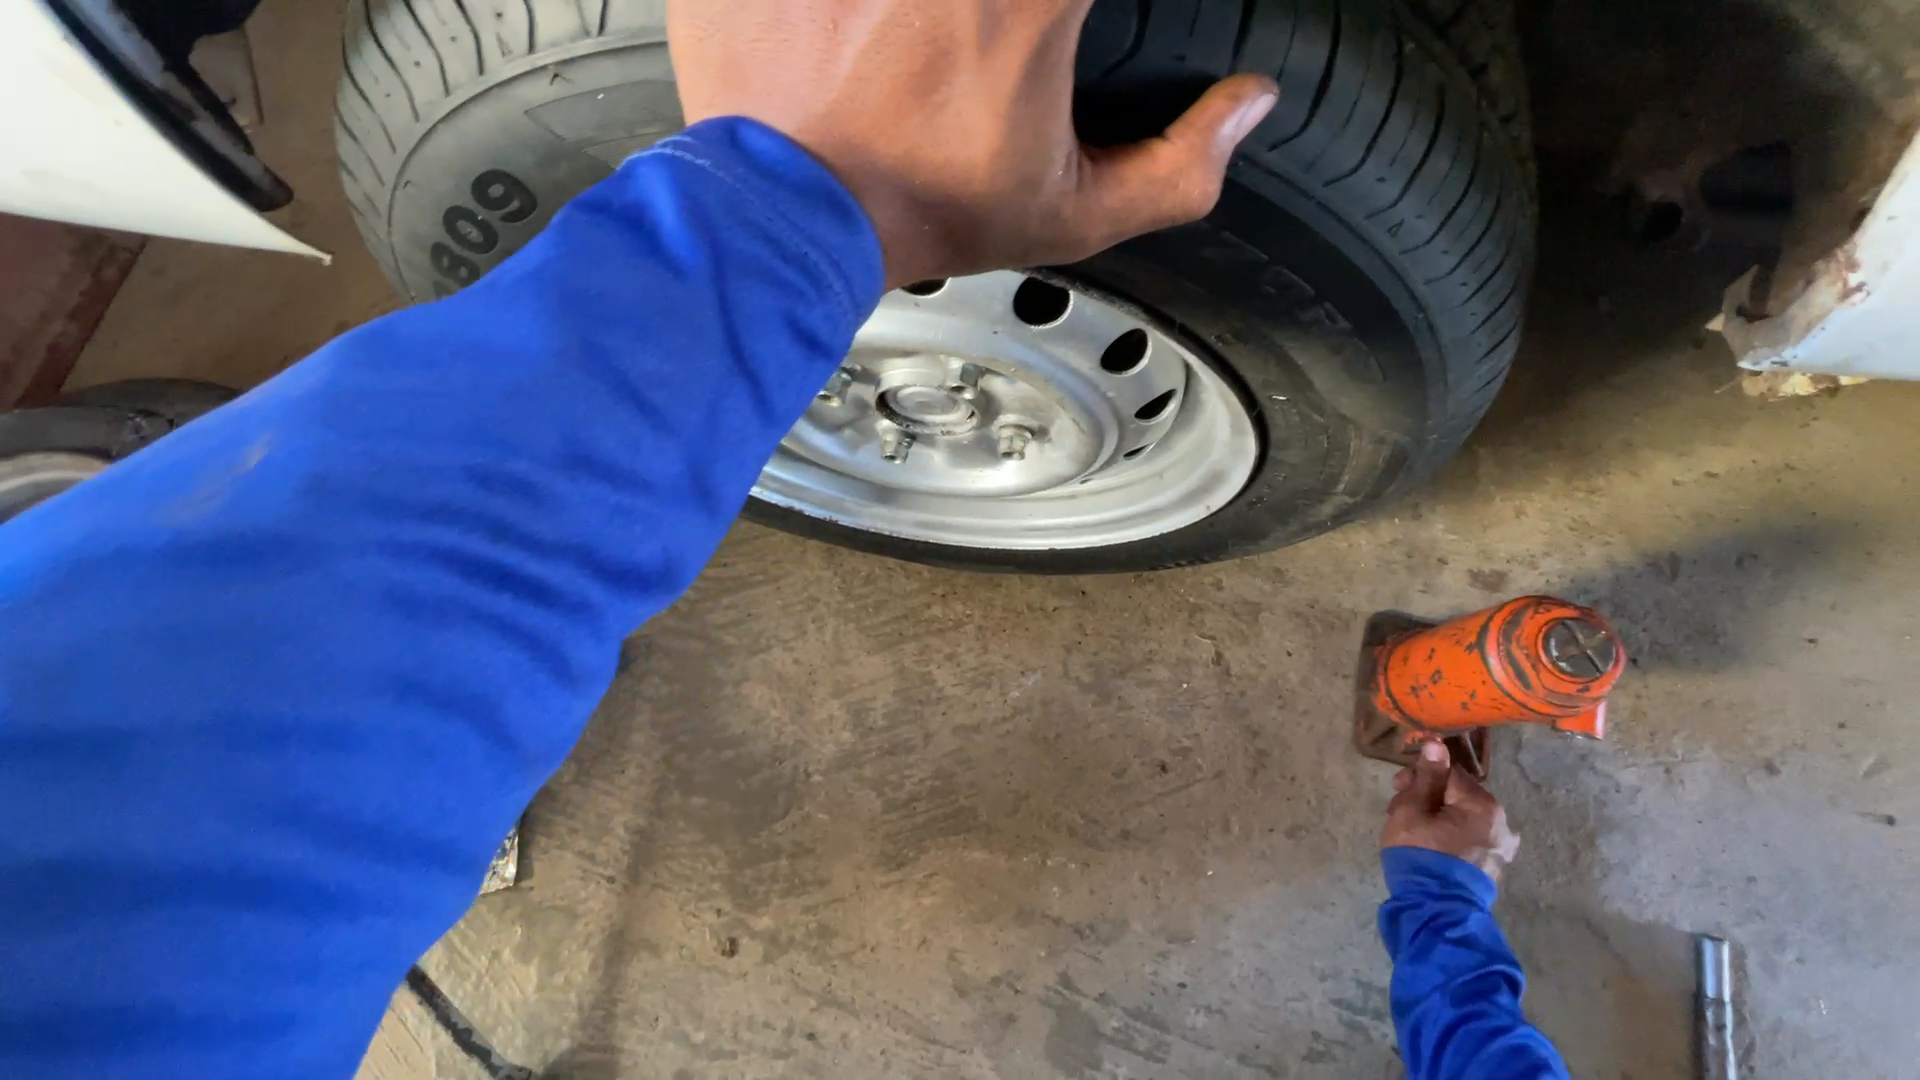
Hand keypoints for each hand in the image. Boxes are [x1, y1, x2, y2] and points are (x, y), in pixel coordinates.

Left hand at [669, 0, 1277, 288]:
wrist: (789, 223)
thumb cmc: (919, 212)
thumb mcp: (1064, 215)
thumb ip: (1173, 171)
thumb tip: (1246, 110)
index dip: (1102, 7)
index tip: (1075, 32)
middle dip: (1013, 18)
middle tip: (997, 46)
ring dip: (943, 14)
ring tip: (942, 42)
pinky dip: (850, 3)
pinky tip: (875, 31)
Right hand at [1382, 741, 1522, 884]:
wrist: (1435, 910)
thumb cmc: (1419, 854)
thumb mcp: (1412, 810)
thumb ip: (1426, 777)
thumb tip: (1436, 743)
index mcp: (1483, 804)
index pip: (1449, 771)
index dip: (1419, 774)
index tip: (1396, 787)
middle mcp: (1501, 822)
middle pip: (1457, 793)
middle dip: (1426, 795)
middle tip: (1398, 811)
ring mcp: (1501, 846)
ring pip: (1462, 814)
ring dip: (1436, 814)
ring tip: (1411, 830)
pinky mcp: (1493, 864)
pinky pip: (1469, 835)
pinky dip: (1449, 833)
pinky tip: (1429, 845)